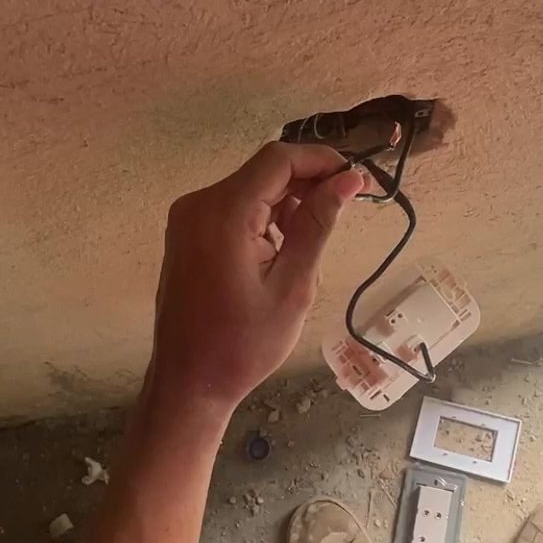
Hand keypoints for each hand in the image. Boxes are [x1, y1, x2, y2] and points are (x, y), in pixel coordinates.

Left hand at [145, 142, 365, 411]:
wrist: (189, 382)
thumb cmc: (243, 344)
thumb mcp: (293, 285)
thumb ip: (317, 225)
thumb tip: (347, 181)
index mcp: (223, 214)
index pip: (278, 160)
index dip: (321, 161)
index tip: (356, 181)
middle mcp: (198, 205)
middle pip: (262, 171)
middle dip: (306, 183)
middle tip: (344, 210)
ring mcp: (187, 219)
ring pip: (249, 189)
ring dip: (286, 202)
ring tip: (311, 240)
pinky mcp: (187, 234)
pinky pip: (233, 209)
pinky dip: (263, 217)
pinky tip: (282, 248)